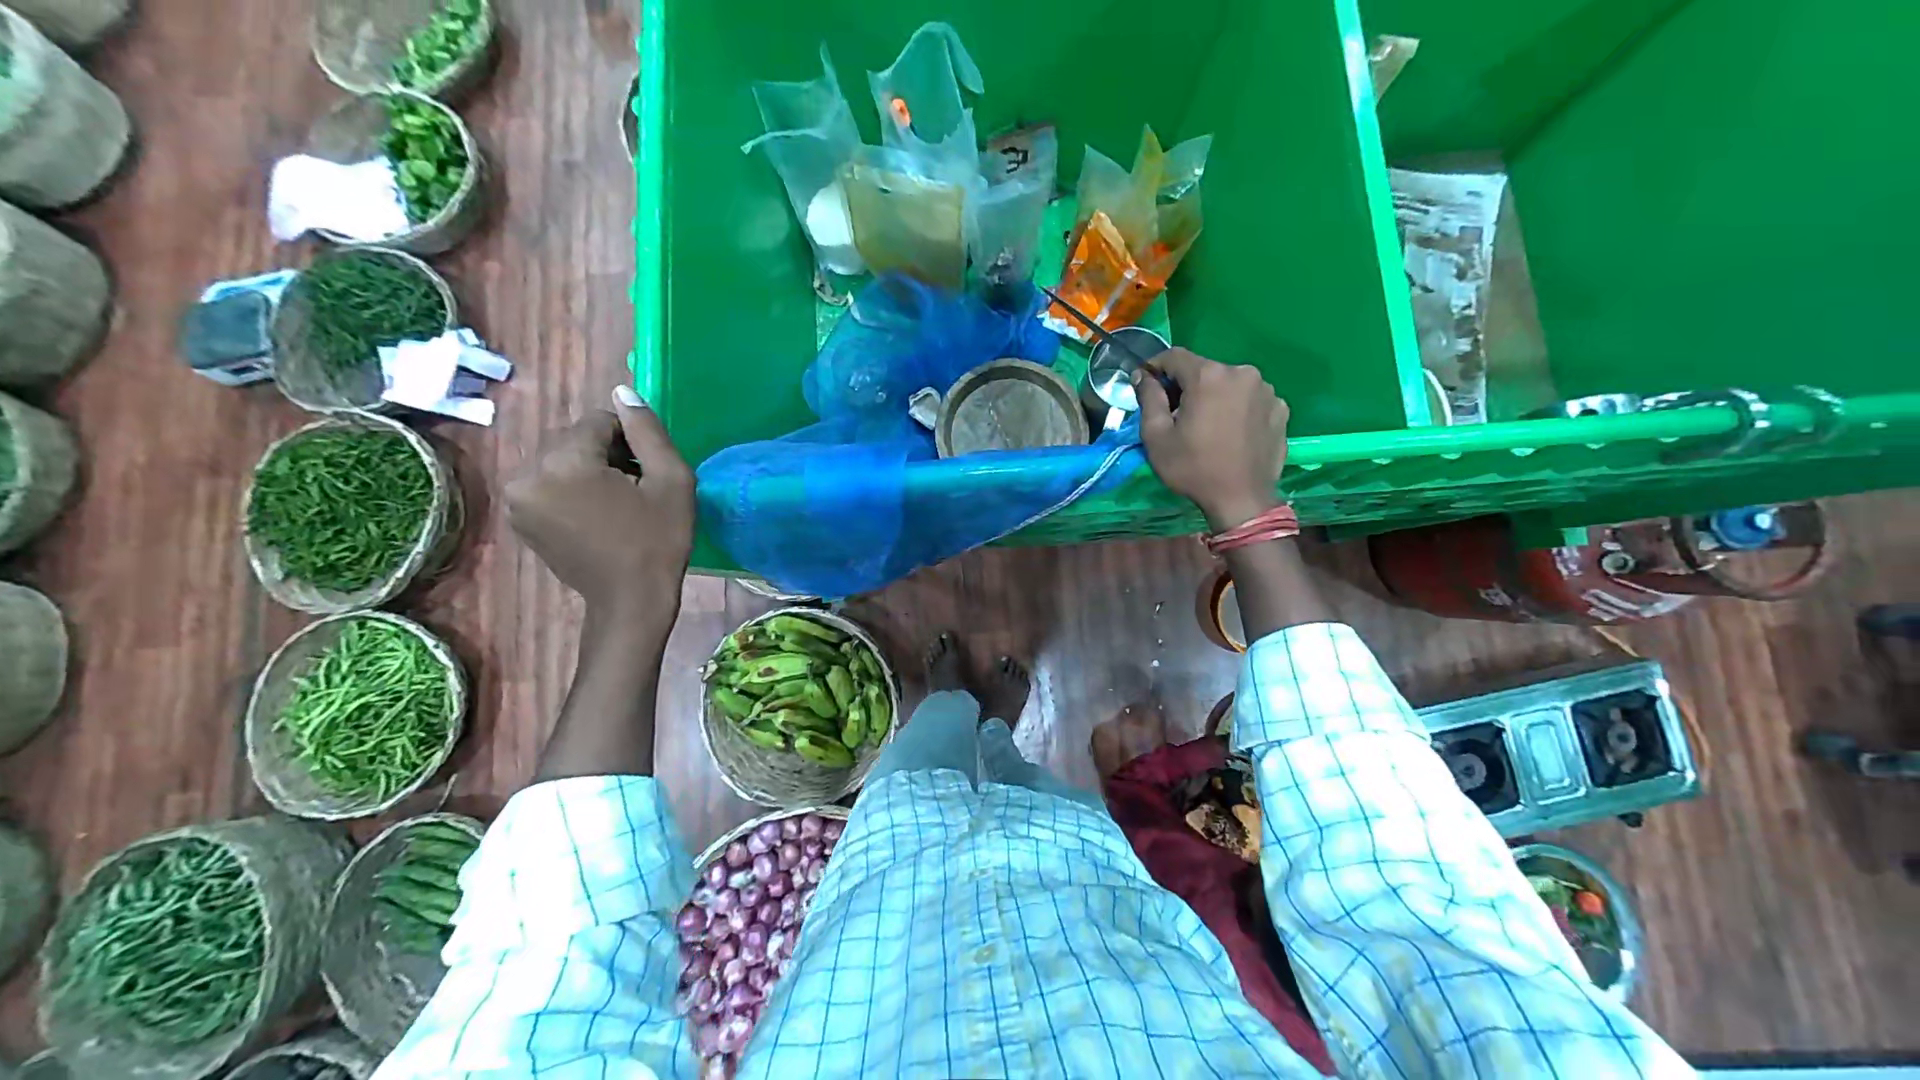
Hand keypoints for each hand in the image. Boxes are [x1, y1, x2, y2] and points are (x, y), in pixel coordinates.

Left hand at [506, 386, 694, 628]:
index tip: (647, 474)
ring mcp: (517, 498)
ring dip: (587, 470)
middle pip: (574, 438)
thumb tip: (623, 391)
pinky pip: (547, 482)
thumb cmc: (659, 541)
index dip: (631, 441)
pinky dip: (570, 489)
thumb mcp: (672, 481)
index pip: (598, 421)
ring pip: (560, 459)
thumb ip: (647, 430)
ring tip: (615, 504)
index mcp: (564, 462)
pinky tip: (595, 514)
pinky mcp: (518, 517)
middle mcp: (527, 474)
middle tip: (634, 490)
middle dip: (605, 453)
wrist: (631, 601)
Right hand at [1135, 349, 1289, 530]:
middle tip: (1176, 414)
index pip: (1175, 356)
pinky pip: (1250, 399)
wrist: (1242, 500)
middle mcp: (1241, 373)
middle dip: (1187, 386)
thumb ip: (1148, 398)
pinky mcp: (1281, 408)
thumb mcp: (1157, 436)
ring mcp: (1266, 390)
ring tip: (1207, 425)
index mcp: (1209, 377)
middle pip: (1205, 370)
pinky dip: (1237, 408)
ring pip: (1229, 384)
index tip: (1147, 383)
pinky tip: (1231, 432)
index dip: (1156, 367)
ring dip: (1214, 397)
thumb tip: (1143, 375)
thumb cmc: (1193, 469)